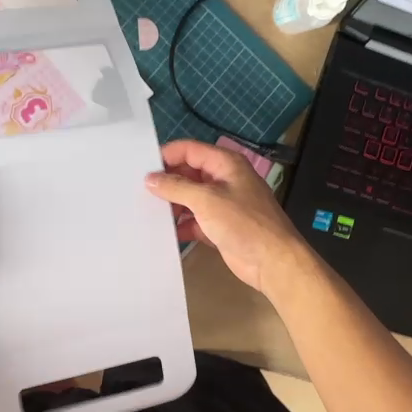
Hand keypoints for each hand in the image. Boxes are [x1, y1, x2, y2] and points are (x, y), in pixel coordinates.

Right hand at [144, 139, 309, 292]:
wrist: (272, 261)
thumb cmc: (243, 223)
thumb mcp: (206, 200)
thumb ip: (176, 187)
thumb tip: (150, 179)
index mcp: (225, 164)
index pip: (189, 150)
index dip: (166, 156)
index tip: (141, 169)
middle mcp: (223, 179)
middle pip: (188, 173)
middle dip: (167, 182)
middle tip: (139, 192)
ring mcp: (222, 204)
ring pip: (189, 198)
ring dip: (172, 205)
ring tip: (146, 213)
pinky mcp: (219, 226)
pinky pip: (194, 220)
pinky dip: (181, 225)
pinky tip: (164, 233)